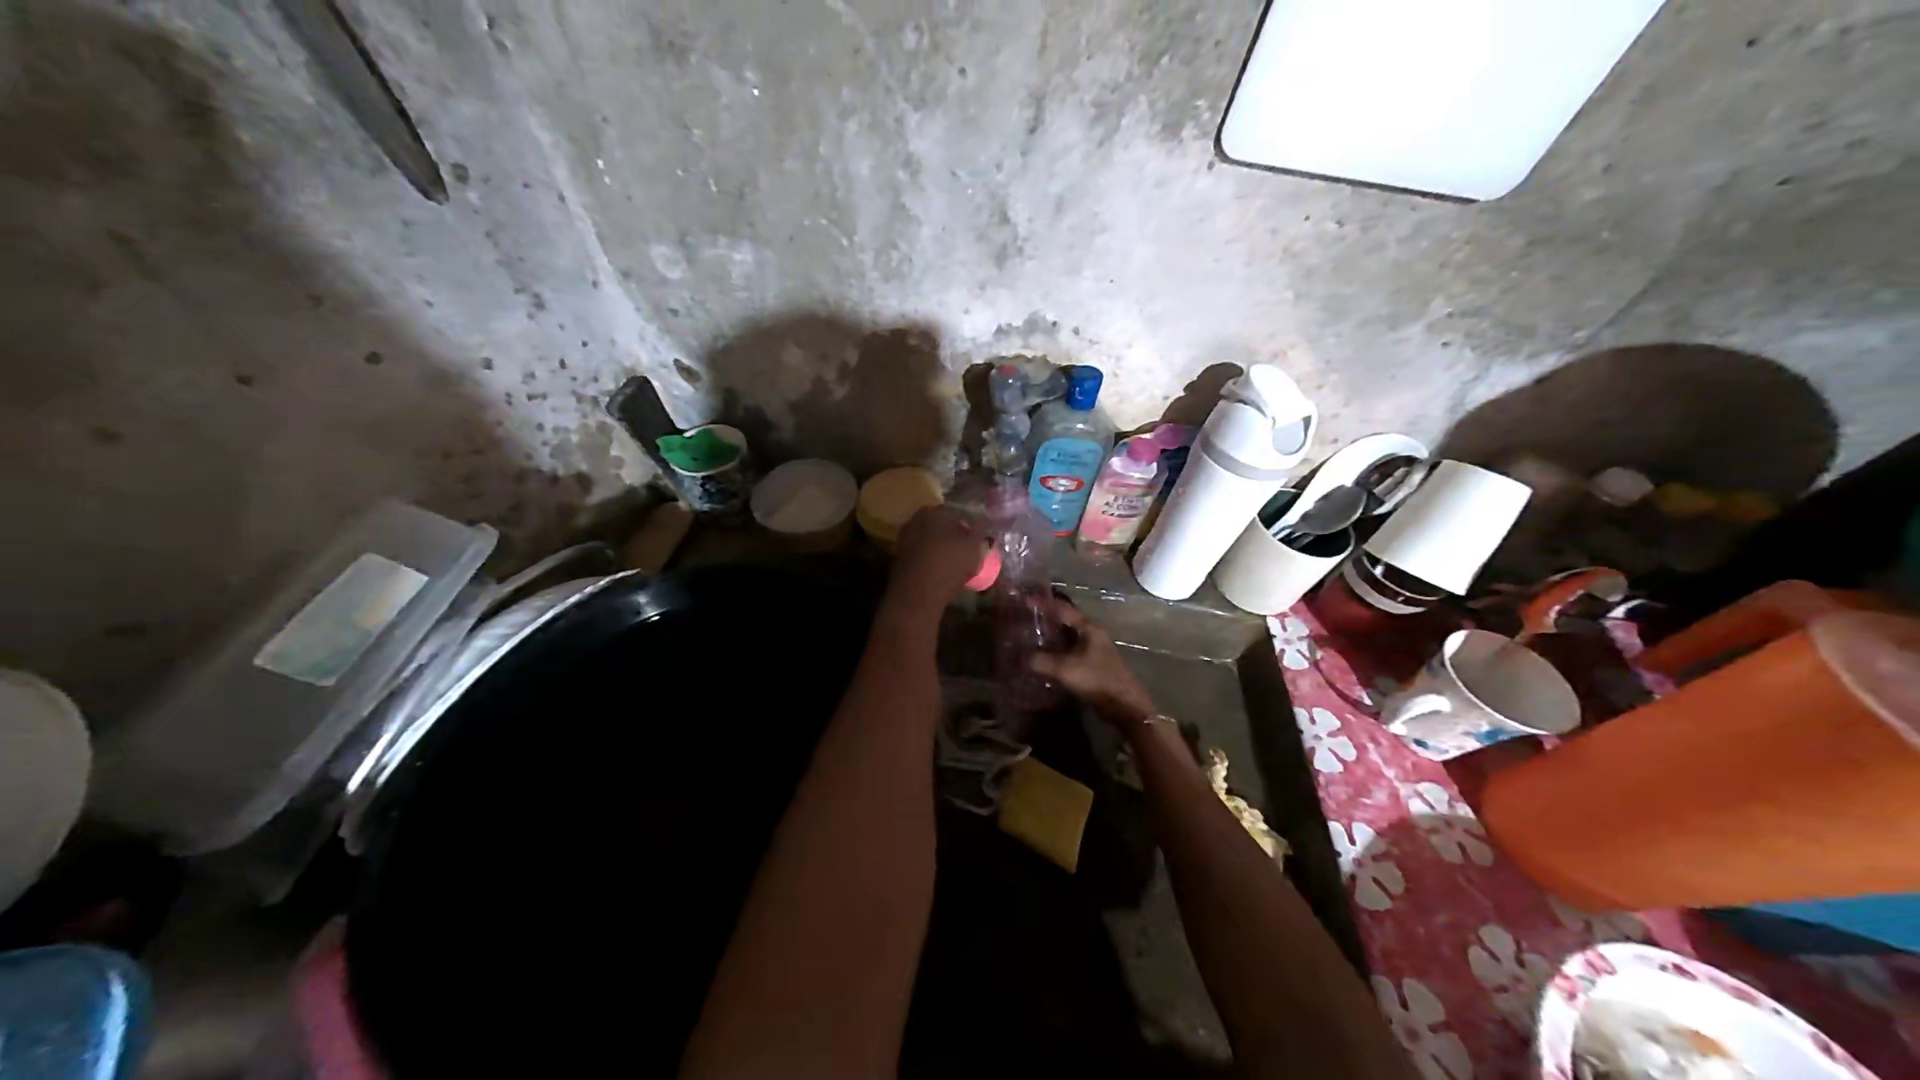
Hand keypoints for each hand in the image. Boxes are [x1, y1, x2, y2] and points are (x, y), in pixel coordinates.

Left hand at [886, 505, 989, 614]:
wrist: (917, 592)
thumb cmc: (950, 563)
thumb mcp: (976, 549)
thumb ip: (983, 540)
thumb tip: (985, 538)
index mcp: (935, 511)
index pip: (959, 514)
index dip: (972, 527)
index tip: (980, 540)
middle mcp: (916, 519)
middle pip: (942, 527)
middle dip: (955, 538)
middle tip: (969, 552)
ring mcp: (905, 539)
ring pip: (931, 542)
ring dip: (943, 550)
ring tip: (957, 565)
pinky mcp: (899, 559)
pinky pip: (923, 556)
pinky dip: (932, 562)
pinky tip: (942, 574)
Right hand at [1030, 596, 1155, 724]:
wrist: (1124, 705)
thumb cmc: (1096, 680)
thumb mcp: (1064, 669)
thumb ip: (1039, 660)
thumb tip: (1020, 656)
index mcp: (1088, 628)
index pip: (1062, 608)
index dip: (1043, 603)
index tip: (1024, 600)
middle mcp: (1092, 635)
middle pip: (1065, 621)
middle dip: (1045, 620)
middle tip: (1024, 620)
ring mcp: (1094, 650)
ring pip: (1067, 638)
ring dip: (1050, 637)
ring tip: (1029, 638)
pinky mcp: (1093, 665)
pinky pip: (1070, 652)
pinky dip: (1056, 652)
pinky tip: (1043, 659)